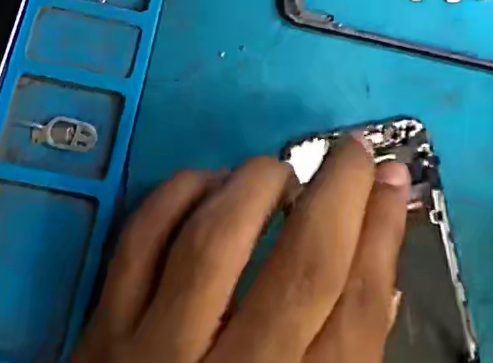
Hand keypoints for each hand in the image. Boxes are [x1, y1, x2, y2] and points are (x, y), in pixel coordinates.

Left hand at [73, 138, 411, 362]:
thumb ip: (345, 361)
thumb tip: (377, 272)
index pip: (357, 314)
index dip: (381, 236)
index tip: (390, 179)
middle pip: (303, 269)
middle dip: (338, 193)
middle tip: (351, 150)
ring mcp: (156, 355)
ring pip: (215, 241)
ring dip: (255, 184)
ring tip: (276, 172)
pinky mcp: (101, 334)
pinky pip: (141, 239)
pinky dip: (178, 193)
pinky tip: (207, 181)